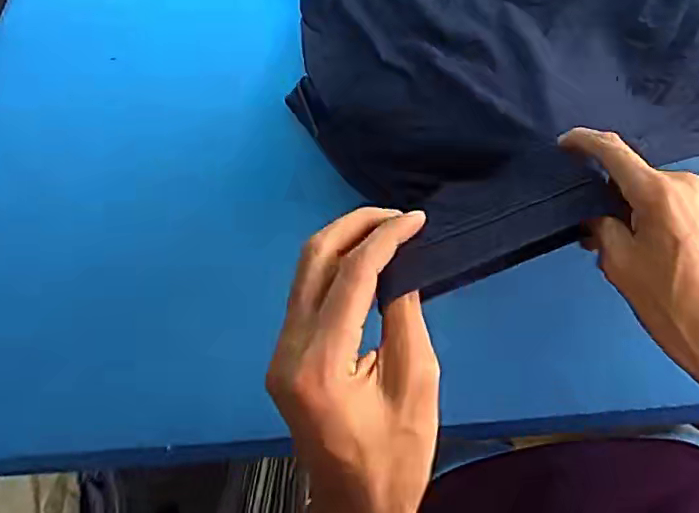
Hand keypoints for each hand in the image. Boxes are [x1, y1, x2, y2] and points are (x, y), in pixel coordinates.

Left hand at [267, 208, 439, 512]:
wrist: (354, 510)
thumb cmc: (393, 459)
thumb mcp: (415, 385)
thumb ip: (405, 316)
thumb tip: (401, 265)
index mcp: (321, 364)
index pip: (352, 276)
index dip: (386, 238)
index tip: (417, 219)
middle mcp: (289, 350)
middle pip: (315, 258)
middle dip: (358, 224)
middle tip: (399, 216)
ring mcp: (281, 351)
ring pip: (306, 268)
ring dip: (347, 238)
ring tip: (388, 228)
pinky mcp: (286, 353)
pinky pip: (309, 289)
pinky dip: (339, 262)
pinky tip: (368, 256)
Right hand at [560, 128, 698, 390]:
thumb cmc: (675, 307)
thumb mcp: (621, 266)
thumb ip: (601, 227)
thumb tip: (597, 216)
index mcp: (658, 193)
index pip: (613, 150)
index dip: (584, 141)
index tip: (567, 143)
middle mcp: (687, 185)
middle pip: (637, 175)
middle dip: (614, 194)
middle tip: (597, 226)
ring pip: (659, 189)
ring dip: (641, 206)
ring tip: (633, 246)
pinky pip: (681, 201)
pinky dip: (664, 214)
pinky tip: (661, 247)